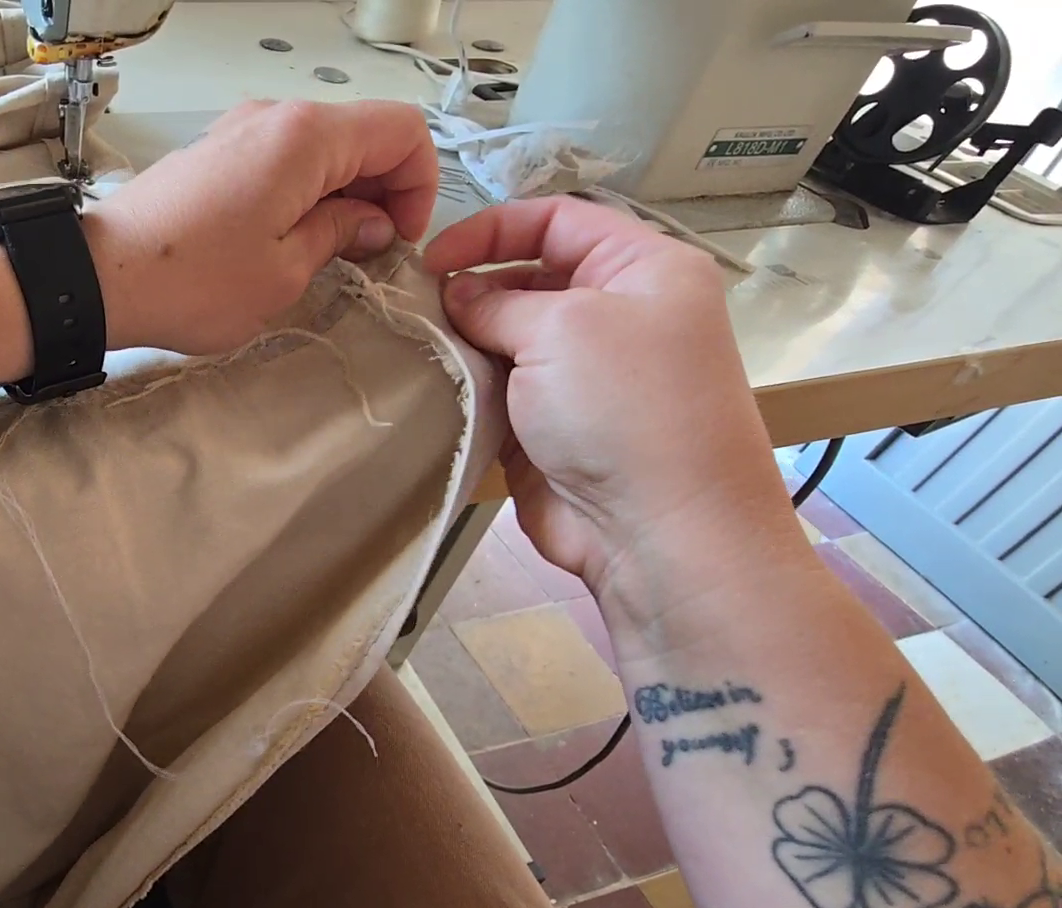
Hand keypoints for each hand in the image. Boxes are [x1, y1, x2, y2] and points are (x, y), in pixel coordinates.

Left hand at [86, 99, 437, 354]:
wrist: (102, 279)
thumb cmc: (189, 282)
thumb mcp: (284, 274)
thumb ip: (339, 235)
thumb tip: (370, 222)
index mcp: (306, 136)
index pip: (400, 132)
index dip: (418, 184)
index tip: (402, 237)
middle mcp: (272, 118)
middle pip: (360, 135)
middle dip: (380, 191)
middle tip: (368, 251)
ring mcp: (236, 132)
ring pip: (317, 151)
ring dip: (338, 195)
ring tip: (325, 253)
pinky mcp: (211, 156)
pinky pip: (277, 163)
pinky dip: (298, 194)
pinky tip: (286, 240)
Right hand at [422, 197, 800, 607]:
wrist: (651, 525)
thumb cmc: (623, 408)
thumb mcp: (563, 327)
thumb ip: (498, 302)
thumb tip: (455, 295)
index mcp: (639, 269)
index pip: (556, 221)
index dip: (490, 229)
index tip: (430, 259)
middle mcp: (610, 315)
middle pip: (525, 279)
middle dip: (470, 289)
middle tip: (415, 311)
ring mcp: (575, 375)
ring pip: (503, 338)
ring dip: (461, 342)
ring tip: (415, 348)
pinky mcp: (544, 423)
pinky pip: (495, 390)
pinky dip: (464, 386)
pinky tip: (430, 387)